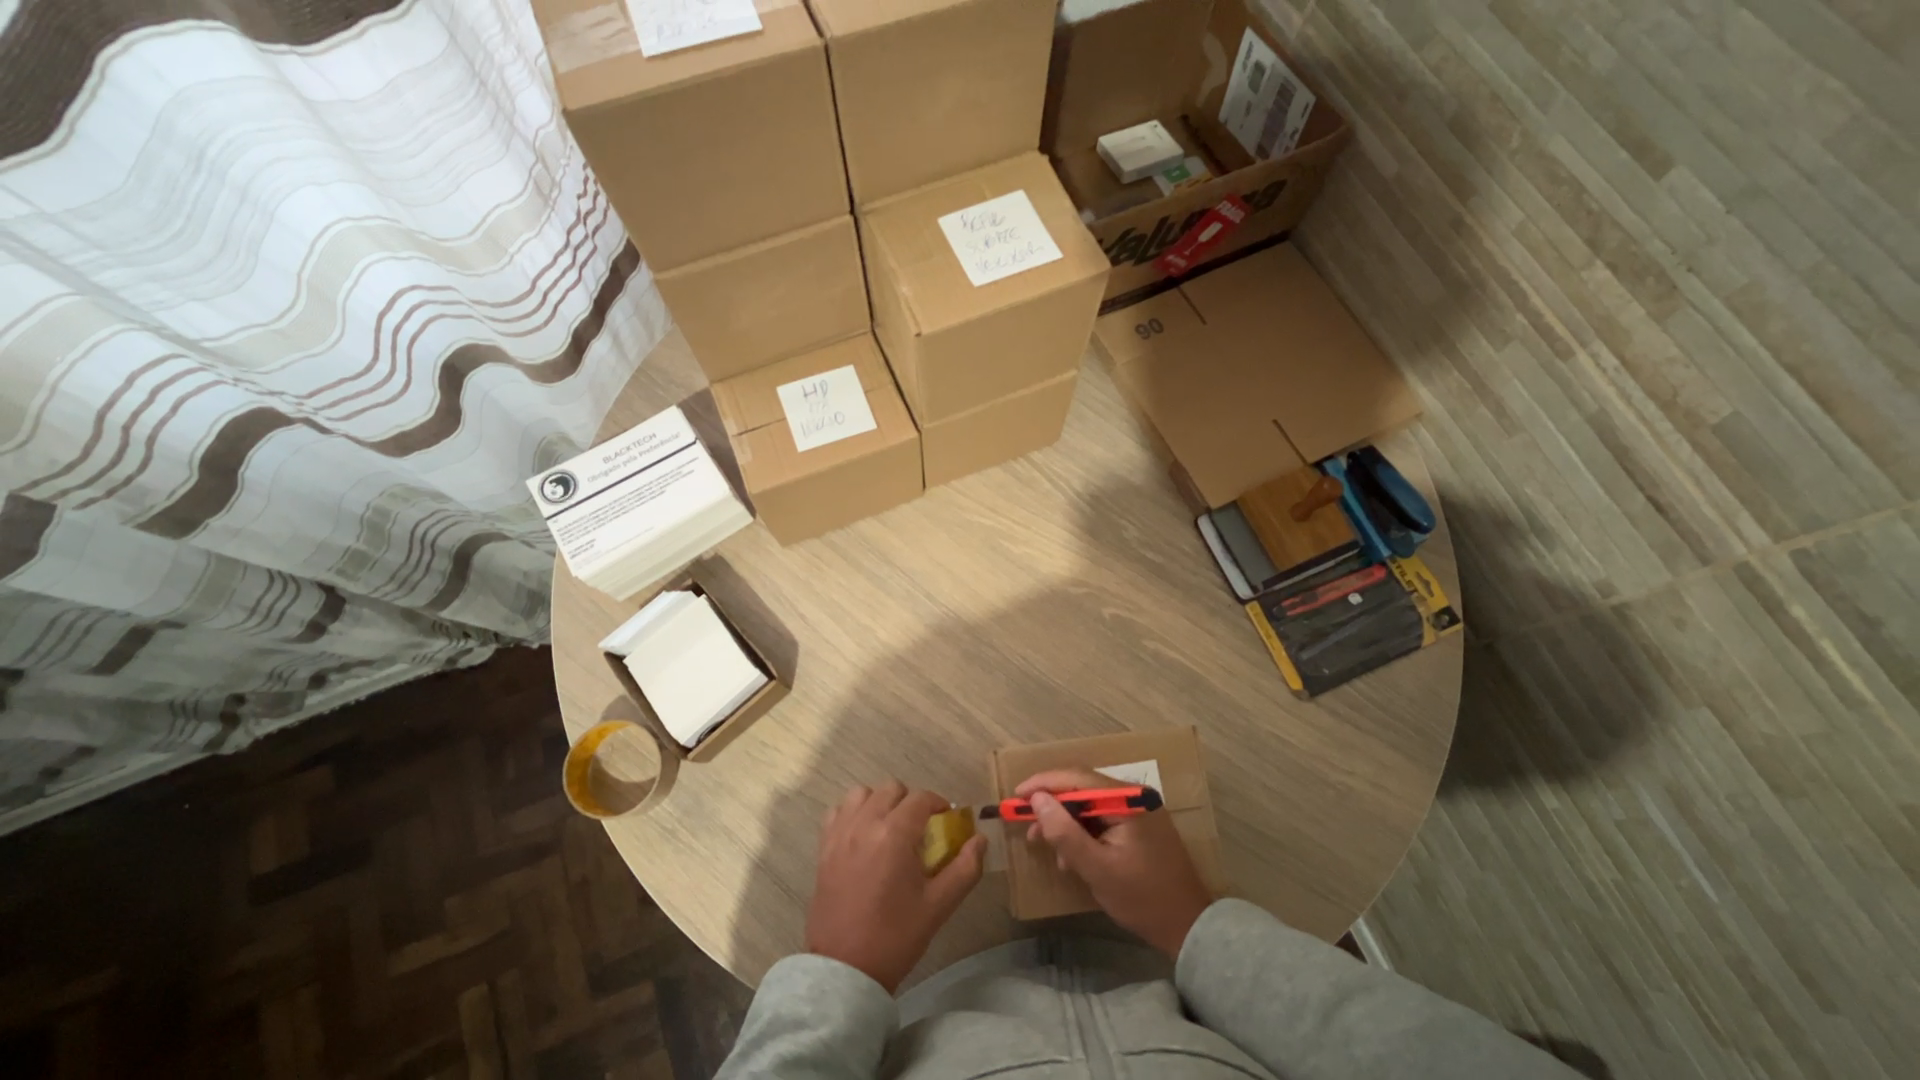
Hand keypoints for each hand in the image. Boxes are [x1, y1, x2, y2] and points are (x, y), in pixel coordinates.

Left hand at [806, 780, 986, 992]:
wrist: (845, 967)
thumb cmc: (896, 936)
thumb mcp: (939, 905)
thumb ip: (965, 868)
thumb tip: (980, 840)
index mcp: (894, 835)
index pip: (920, 798)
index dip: (939, 804)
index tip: (947, 821)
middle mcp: (864, 825)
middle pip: (891, 789)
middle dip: (911, 801)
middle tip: (921, 828)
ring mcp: (839, 835)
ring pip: (861, 794)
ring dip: (880, 802)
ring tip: (891, 828)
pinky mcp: (823, 848)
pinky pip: (838, 812)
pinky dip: (853, 813)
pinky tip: (864, 836)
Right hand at [1016, 767, 1214, 957]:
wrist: (1187, 926)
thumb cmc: (1141, 897)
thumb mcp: (1096, 867)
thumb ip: (1064, 831)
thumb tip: (1037, 800)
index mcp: (1129, 801)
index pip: (1078, 777)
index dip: (1043, 783)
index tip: (1015, 797)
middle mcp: (1136, 798)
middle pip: (1083, 789)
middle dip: (1052, 807)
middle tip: (1026, 826)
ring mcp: (1140, 812)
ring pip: (1091, 806)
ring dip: (1066, 823)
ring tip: (1047, 848)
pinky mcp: (1140, 828)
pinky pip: (1103, 820)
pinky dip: (1083, 834)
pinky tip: (1070, 857)